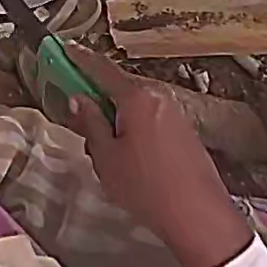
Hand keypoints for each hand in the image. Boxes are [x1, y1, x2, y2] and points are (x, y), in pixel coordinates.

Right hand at [65, 46, 252, 266]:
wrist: (200, 218)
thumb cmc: (146, 188)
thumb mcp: (107, 157)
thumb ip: (90, 122)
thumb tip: (78, 98)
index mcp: (136, 97)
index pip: (102, 68)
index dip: (80, 58)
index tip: (65, 48)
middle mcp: (158, 96)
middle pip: (120, 85)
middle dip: (98, 94)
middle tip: (79, 111)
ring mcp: (174, 112)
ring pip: (135, 103)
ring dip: (116, 113)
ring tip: (104, 144)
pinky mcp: (184, 130)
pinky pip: (150, 116)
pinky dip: (133, 124)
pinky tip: (128, 153)